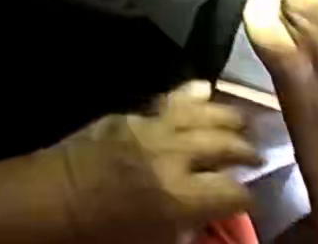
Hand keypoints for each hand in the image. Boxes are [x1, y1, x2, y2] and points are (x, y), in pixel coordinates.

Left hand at [6, 80, 259, 243]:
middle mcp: (170, 155)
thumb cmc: (107, 233)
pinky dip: (187, 96)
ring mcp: (146, 128)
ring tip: (245, 119)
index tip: (255, 198)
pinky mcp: (126, 115)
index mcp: (181, 195)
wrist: (57, 197)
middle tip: (260, 153)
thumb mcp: (160, 242)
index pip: (235, 191)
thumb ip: (192, 226)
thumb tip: (212, 216)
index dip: (250, 196)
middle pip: (220, 144)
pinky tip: (204, 89)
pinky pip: (164, 103)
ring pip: (195, 114)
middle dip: (244, 148)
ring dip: (223, 115)